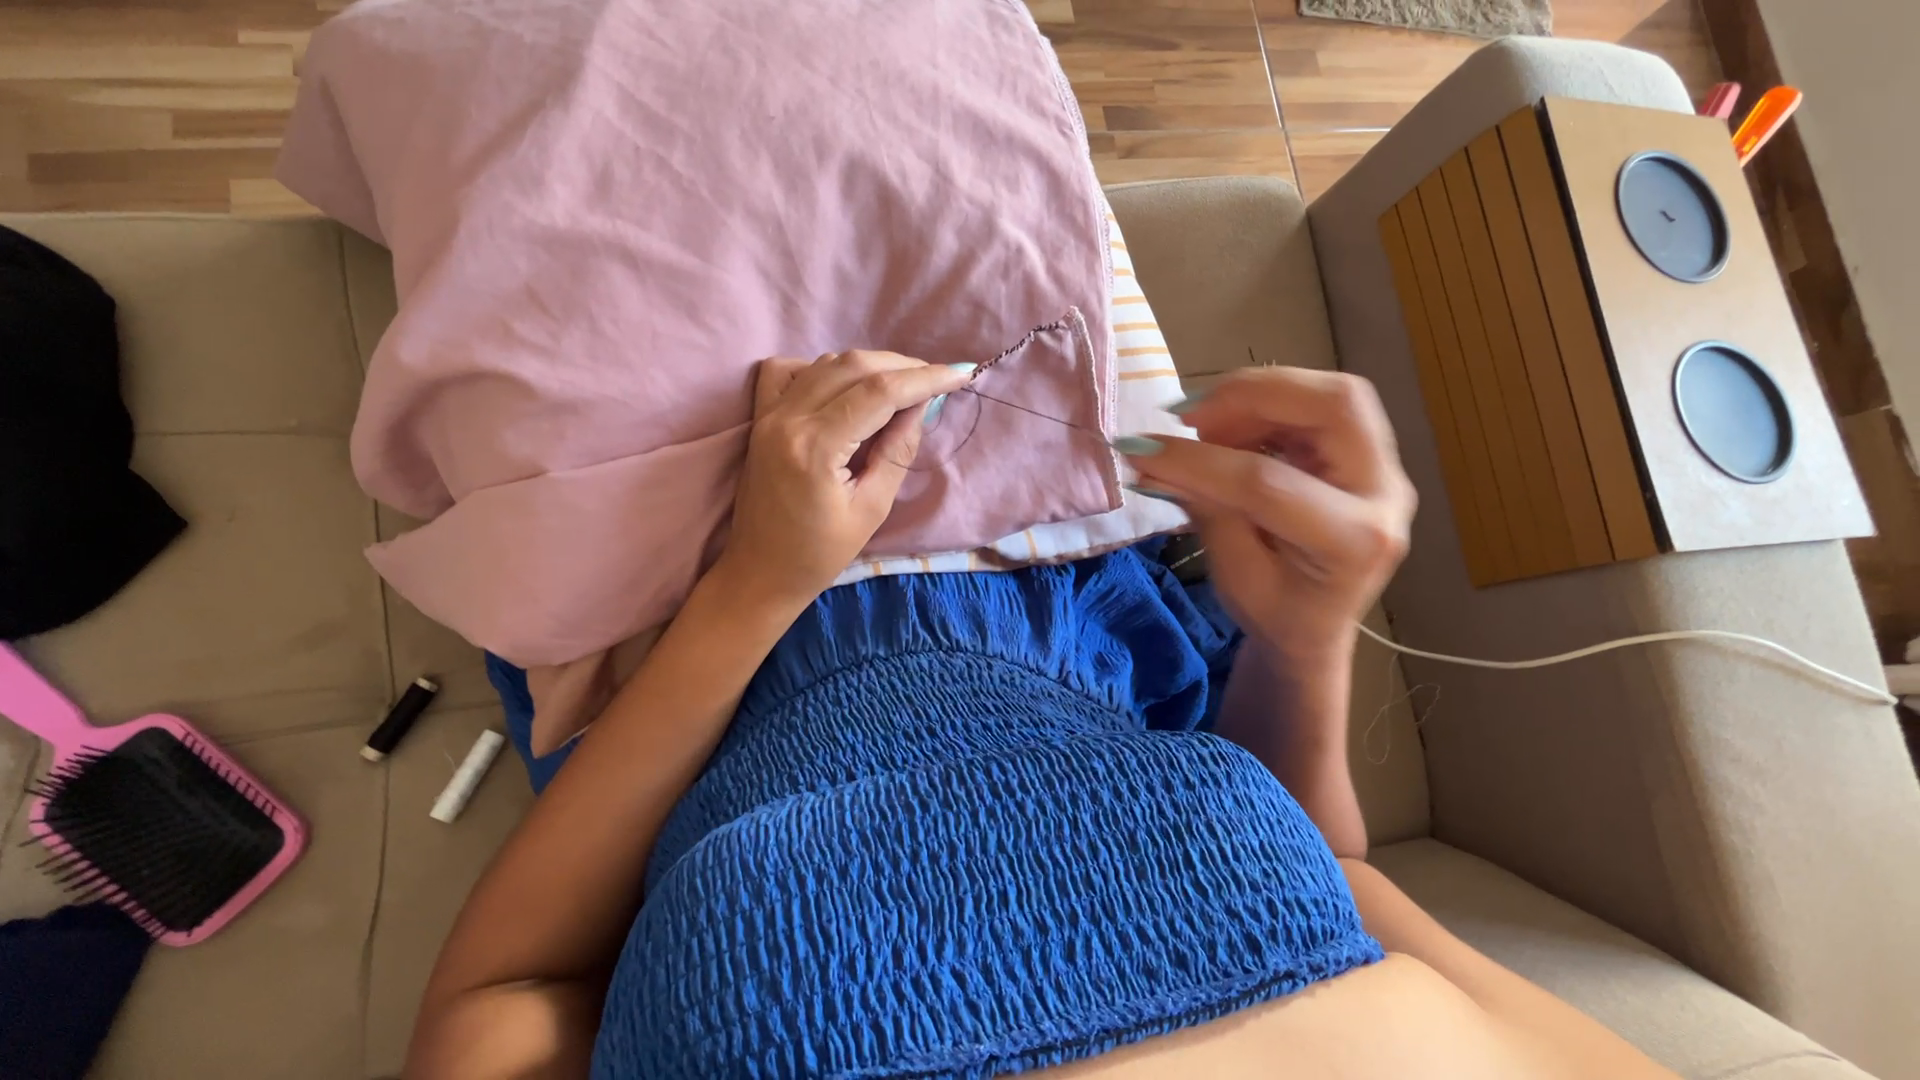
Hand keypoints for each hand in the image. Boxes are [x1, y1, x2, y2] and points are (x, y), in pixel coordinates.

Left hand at [714, 350, 974, 610]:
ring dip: (870, 365)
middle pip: (854, 366)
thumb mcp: (873, 508)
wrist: (761, 571)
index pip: (880, 392)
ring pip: (827, 363)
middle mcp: (788, 419)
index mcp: (816, 447)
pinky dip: (823, 368)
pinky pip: (788, 370)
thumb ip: (898, 449)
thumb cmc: (820, 553)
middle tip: (937, 380)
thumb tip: (922, 403)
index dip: (926, 378)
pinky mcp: (759, 418)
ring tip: (903, 385)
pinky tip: (845, 388)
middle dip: (903, 366)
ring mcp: (769, 415)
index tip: (961, 374)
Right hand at [1118, 367, 1415, 664]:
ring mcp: (1383, 468)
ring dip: (1257, 397)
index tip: (1142, 450)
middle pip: (1334, 405)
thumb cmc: (1275, 613)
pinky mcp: (1367, 454)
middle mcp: (1386, 495)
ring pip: (1330, 395)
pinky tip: (1230, 430)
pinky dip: (1266, 405)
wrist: (1315, 629)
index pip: (1267, 482)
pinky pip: (1320, 406)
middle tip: (1191, 415)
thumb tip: (1152, 458)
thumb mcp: (1234, 575)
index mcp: (1353, 542)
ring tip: (1206, 428)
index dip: (1198, 461)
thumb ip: (1205, 509)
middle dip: (1253, 394)